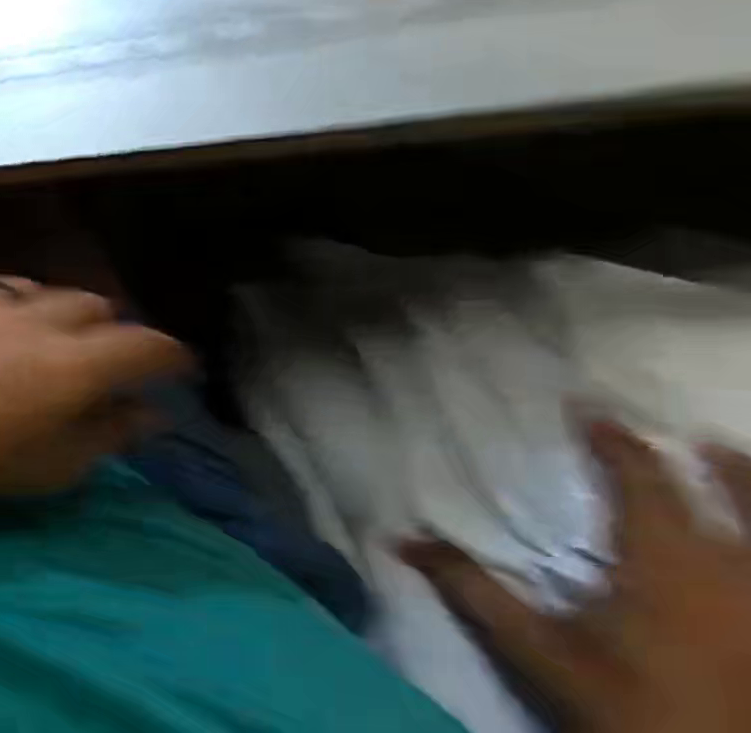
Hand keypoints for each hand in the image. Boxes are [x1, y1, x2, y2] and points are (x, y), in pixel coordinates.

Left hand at [0, 260, 191, 499]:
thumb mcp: (49, 469)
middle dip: (109, 332)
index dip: (169, 354)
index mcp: (68, 366)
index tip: (175, 367)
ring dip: (51, 310)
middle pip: (94, 305)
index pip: (143, 345)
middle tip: (99, 360)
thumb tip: (150, 411)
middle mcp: (32, 318)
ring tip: (39, 337)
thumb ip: (108, 435)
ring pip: (39, 287)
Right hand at [403, 420, 750, 732]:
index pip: (645, 487)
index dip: (617, 444)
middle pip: (741, 507)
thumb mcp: (540, 653)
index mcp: (672, 571)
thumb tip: (397, 537)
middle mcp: (737, 581)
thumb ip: (474, 590)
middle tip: (700, 436)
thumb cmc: (631, 709)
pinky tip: (744, 547)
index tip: (589, 410)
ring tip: (737, 470)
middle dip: (721, 469)